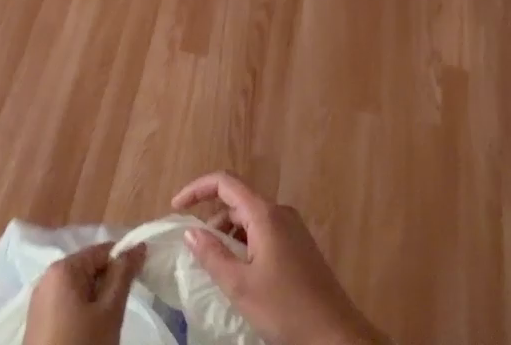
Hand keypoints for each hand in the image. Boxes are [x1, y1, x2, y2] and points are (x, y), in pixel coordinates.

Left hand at [25, 242, 146, 344]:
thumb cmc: (83, 344)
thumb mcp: (109, 311)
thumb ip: (124, 274)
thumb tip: (138, 245)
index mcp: (63, 268)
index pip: (103, 250)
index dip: (124, 263)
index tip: (137, 282)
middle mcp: (47, 276)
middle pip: (90, 268)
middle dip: (108, 285)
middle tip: (117, 309)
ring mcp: (40, 299)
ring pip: (80, 287)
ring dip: (96, 300)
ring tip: (102, 323)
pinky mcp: (38, 319)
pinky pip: (67, 302)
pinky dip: (81, 312)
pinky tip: (86, 333)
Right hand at [171, 172, 385, 344]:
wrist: (335, 333)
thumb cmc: (285, 307)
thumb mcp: (240, 285)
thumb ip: (212, 255)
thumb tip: (190, 231)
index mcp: (265, 214)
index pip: (225, 182)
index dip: (197, 189)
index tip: (175, 208)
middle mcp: (280, 212)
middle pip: (237, 200)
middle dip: (211, 217)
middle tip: (194, 248)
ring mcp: (293, 227)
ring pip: (251, 218)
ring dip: (228, 233)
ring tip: (214, 264)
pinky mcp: (299, 244)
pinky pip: (264, 231)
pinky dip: (245, 242)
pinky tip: (239, 270)